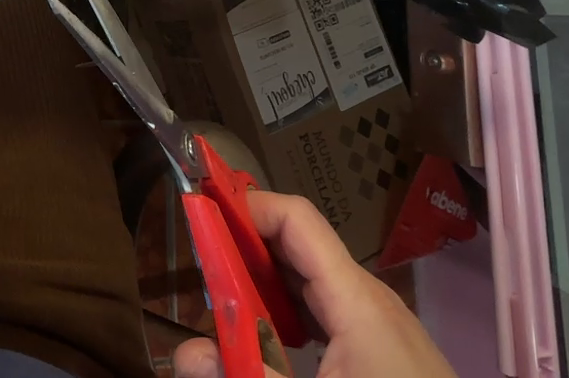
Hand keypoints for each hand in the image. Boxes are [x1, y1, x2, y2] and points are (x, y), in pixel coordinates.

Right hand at [173, 191, 455, 377]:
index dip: (243, 207)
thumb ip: (248, 372)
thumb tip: (184, 350)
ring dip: (261, 281)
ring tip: (225, 305)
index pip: (294, 217)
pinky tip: (269, 339)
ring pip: (307, 277)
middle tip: (199, 270)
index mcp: (358, 301)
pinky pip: (324, 306)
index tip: (197, 219)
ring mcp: (381, 325)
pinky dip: (286, 308)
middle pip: (294, 244)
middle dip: (241, 248)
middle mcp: (370, 299)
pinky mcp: (384, 349)